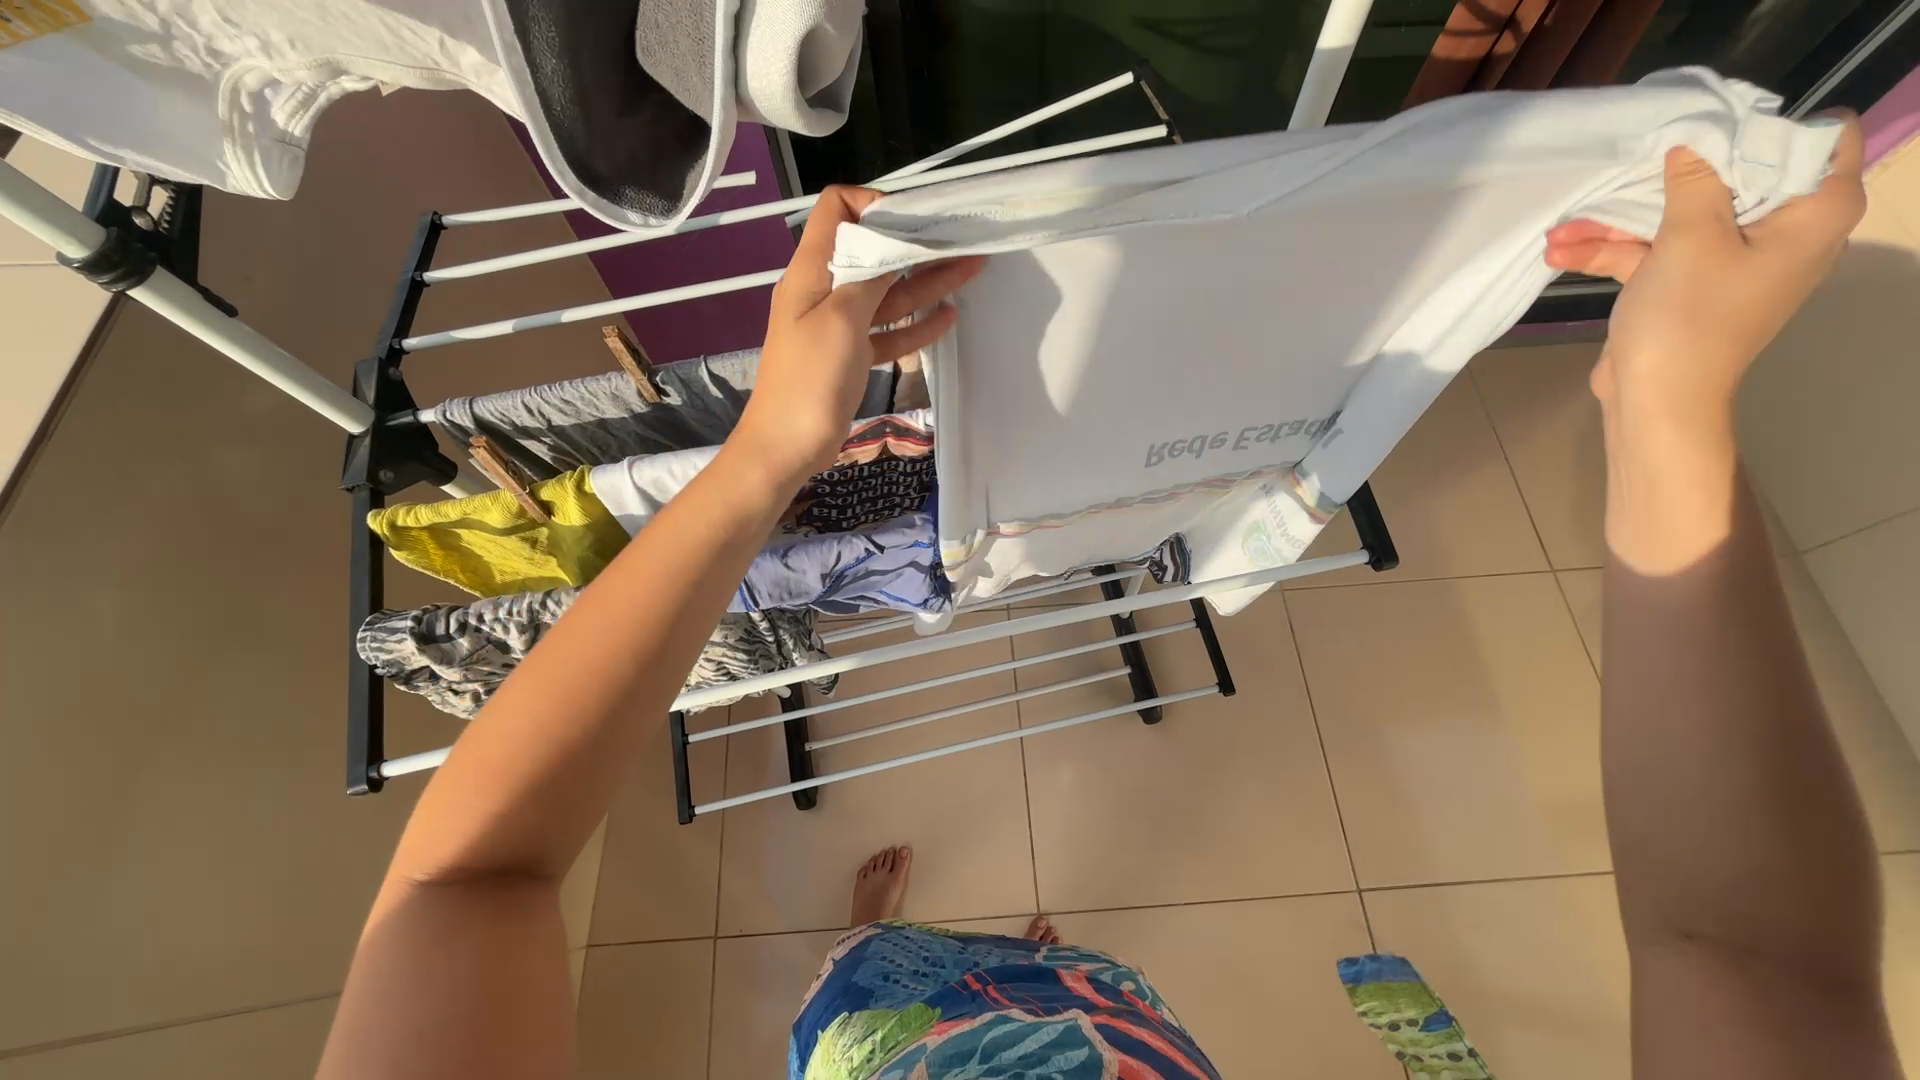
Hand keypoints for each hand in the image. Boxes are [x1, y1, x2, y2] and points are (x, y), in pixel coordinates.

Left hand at [734, 185, 984, 482]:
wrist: (787, 446)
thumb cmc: (810, 379)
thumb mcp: (842, 318)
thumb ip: (869, 276)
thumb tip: (891, 242)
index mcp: (812, 271)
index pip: (837, 210)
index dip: (872, 205)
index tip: (912, 220)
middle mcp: (824, 291)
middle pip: (871, 254)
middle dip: (914, 244)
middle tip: (960, 239)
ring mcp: (838, 326)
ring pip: (886, 295)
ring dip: (926, 282)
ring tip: (971, 269)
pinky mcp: (851, 357)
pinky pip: (887, 332)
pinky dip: (915, 324)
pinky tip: (947, 317)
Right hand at [1544, 113, 1865, 430]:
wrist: (1656, 398)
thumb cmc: (1688, 317)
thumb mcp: (1688, 240)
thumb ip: (1694, 183)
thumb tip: (1692, 143)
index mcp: (1814, 213)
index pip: (1817, 140)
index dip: (1763, 129)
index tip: (1704, 134)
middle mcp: (1783, 231)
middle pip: (1733, 178)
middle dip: (1669, 177)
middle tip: (1625, 167)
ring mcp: (1732, 260)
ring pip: (1680, 219)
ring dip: (1618, 223)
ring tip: (1560, 230)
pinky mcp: (1688, 284)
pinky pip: (1656, 253)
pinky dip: (1612, 252)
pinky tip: (1560, 252)